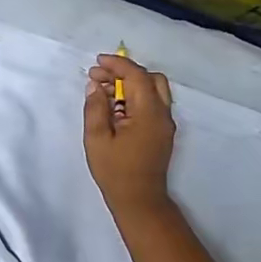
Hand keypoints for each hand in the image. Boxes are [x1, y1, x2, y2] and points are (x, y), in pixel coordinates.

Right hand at [83, 53, 177, 214]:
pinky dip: (135, 97)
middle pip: (151, 79)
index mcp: (148, 112)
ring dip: (130, 84)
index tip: (96, 62)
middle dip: (125, 72)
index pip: (136, 76)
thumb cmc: (115, 170)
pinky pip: (152, 104)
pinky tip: (115, 108)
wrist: (139, 199)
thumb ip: (96, 108)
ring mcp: (165, 123)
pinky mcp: (162, 132)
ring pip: (154, 90)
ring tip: (103, 92)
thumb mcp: (97, 138)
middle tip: (98, 78)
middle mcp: (162, 113)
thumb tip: (95, 86)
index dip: (117, 65)